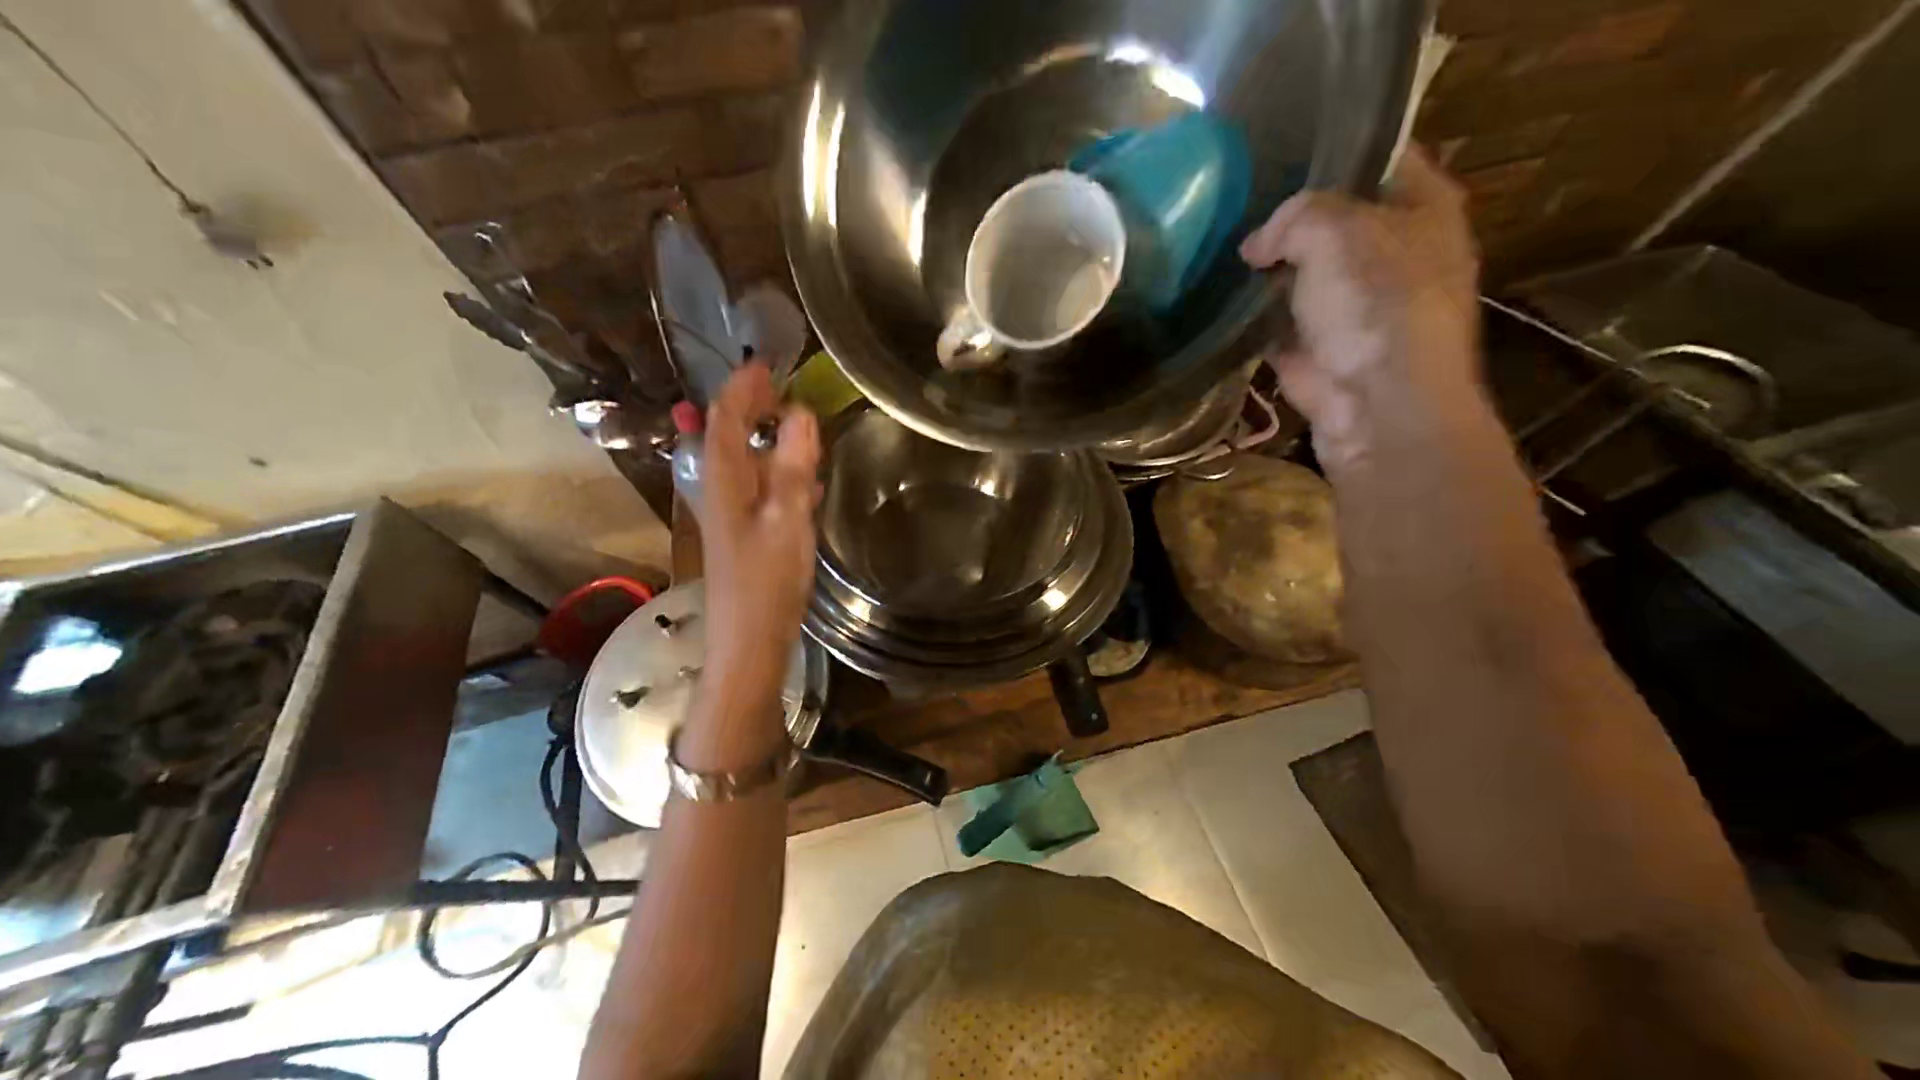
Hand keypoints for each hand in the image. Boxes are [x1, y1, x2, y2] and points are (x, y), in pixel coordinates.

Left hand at [701, 364, 820, 683]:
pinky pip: (756, 486)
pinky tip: (800, 475)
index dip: (742, 387)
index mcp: (724, 481)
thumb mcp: (788, 521)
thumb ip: (794, 467)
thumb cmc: (767, 583)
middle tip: (780, 384)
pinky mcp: (743, 534)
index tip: (766, 362)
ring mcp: (729, 514)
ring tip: (792, 419)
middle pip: (727, 435)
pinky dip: (774, 468)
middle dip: (749, 405)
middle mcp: (719, 490)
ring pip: (741, 460)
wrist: (748, 642)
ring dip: (762, 434)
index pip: (724, 418)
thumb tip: (801, 414)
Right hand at [1239, 146, 1481, 470]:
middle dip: (1286, 213)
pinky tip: (1216, 293)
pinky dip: (1250, 312)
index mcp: (1422, 208)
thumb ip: (1293, 217)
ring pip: (1299, 269)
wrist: (1378, 406)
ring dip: (1264, 264)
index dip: (1335, 146)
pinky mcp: (1316, 346)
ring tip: (1214, 241)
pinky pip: (1276, 318)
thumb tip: (1257, 247)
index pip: (1381, 155)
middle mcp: (1390, 252)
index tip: (1280, 143)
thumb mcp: (1336, 231)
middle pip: (1331, 217)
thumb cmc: (1377, 306)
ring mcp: (1351, 304)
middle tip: (1234, 198)